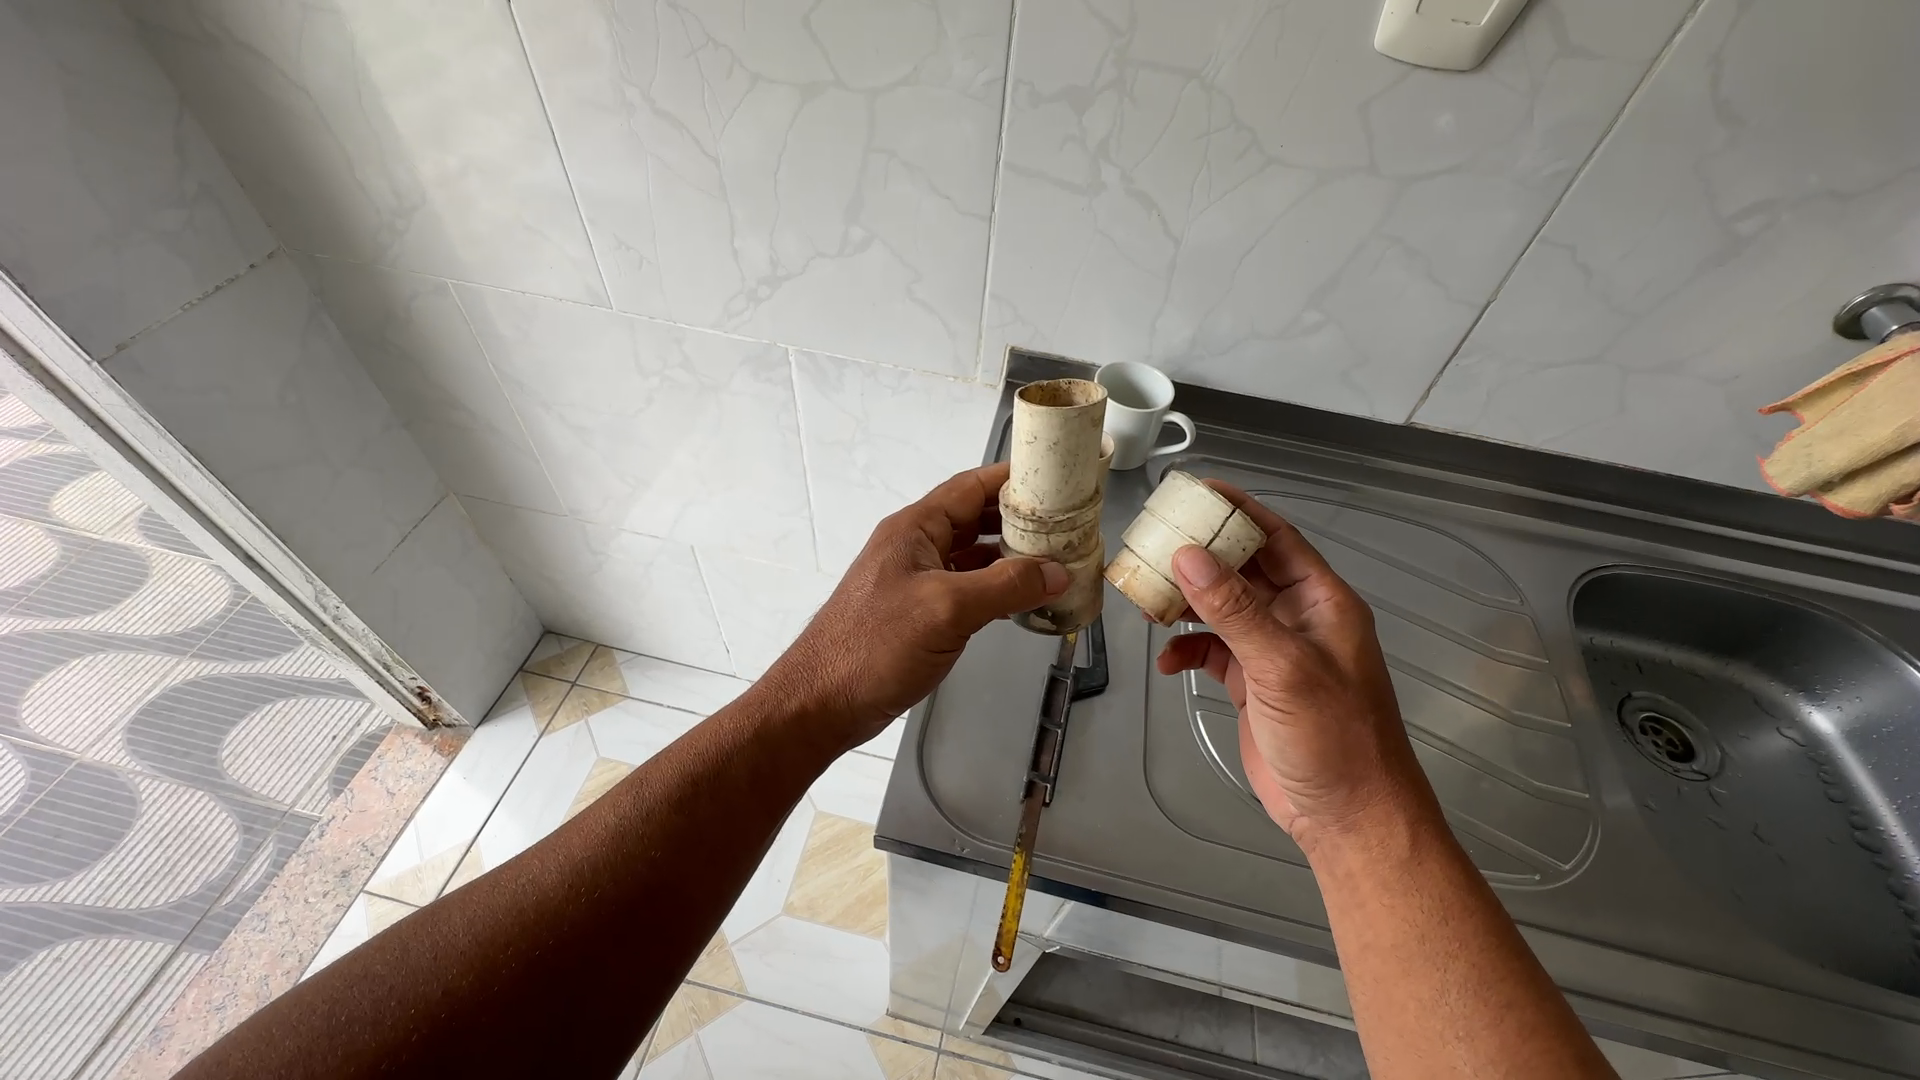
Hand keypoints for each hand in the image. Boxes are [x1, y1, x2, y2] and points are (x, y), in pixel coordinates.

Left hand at [764, 463, 1067, 749]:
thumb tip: (1059, 571)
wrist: (821, 703)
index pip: (971, 486)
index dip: (1013, 478)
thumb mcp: (947, 609)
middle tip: (1067, 525)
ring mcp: (914, 581)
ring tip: (1055, 560)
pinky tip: (1021, 599)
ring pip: (970, 555)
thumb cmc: (877, 646)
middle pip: (974, 518)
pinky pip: (963, 587)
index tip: (1058, 479)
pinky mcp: (916, 613)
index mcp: (915, 529)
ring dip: (1009, 556)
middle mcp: (914, 546)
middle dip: (1018, 519)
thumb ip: (1005, 586)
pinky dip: (993, 588)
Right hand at [1154, 482, 1432, 852]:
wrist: (1346, 817)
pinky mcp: (1253, 684)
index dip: (1238, 512)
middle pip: (1242, 571)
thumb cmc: (1333, 737)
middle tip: (1152, 546)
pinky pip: (1213, 652)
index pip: (1276, 539)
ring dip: (1187, 605)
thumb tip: (1187, 556)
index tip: (1195, 493)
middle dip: (1200, 559)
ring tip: (1147, 602)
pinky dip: (1188, 651)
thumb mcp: (1283, 667)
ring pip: (1222, 610)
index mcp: (1320, 601)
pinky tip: (1167, 661)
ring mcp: (1274, 652)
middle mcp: (1297, 618)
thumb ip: (1234, 610)